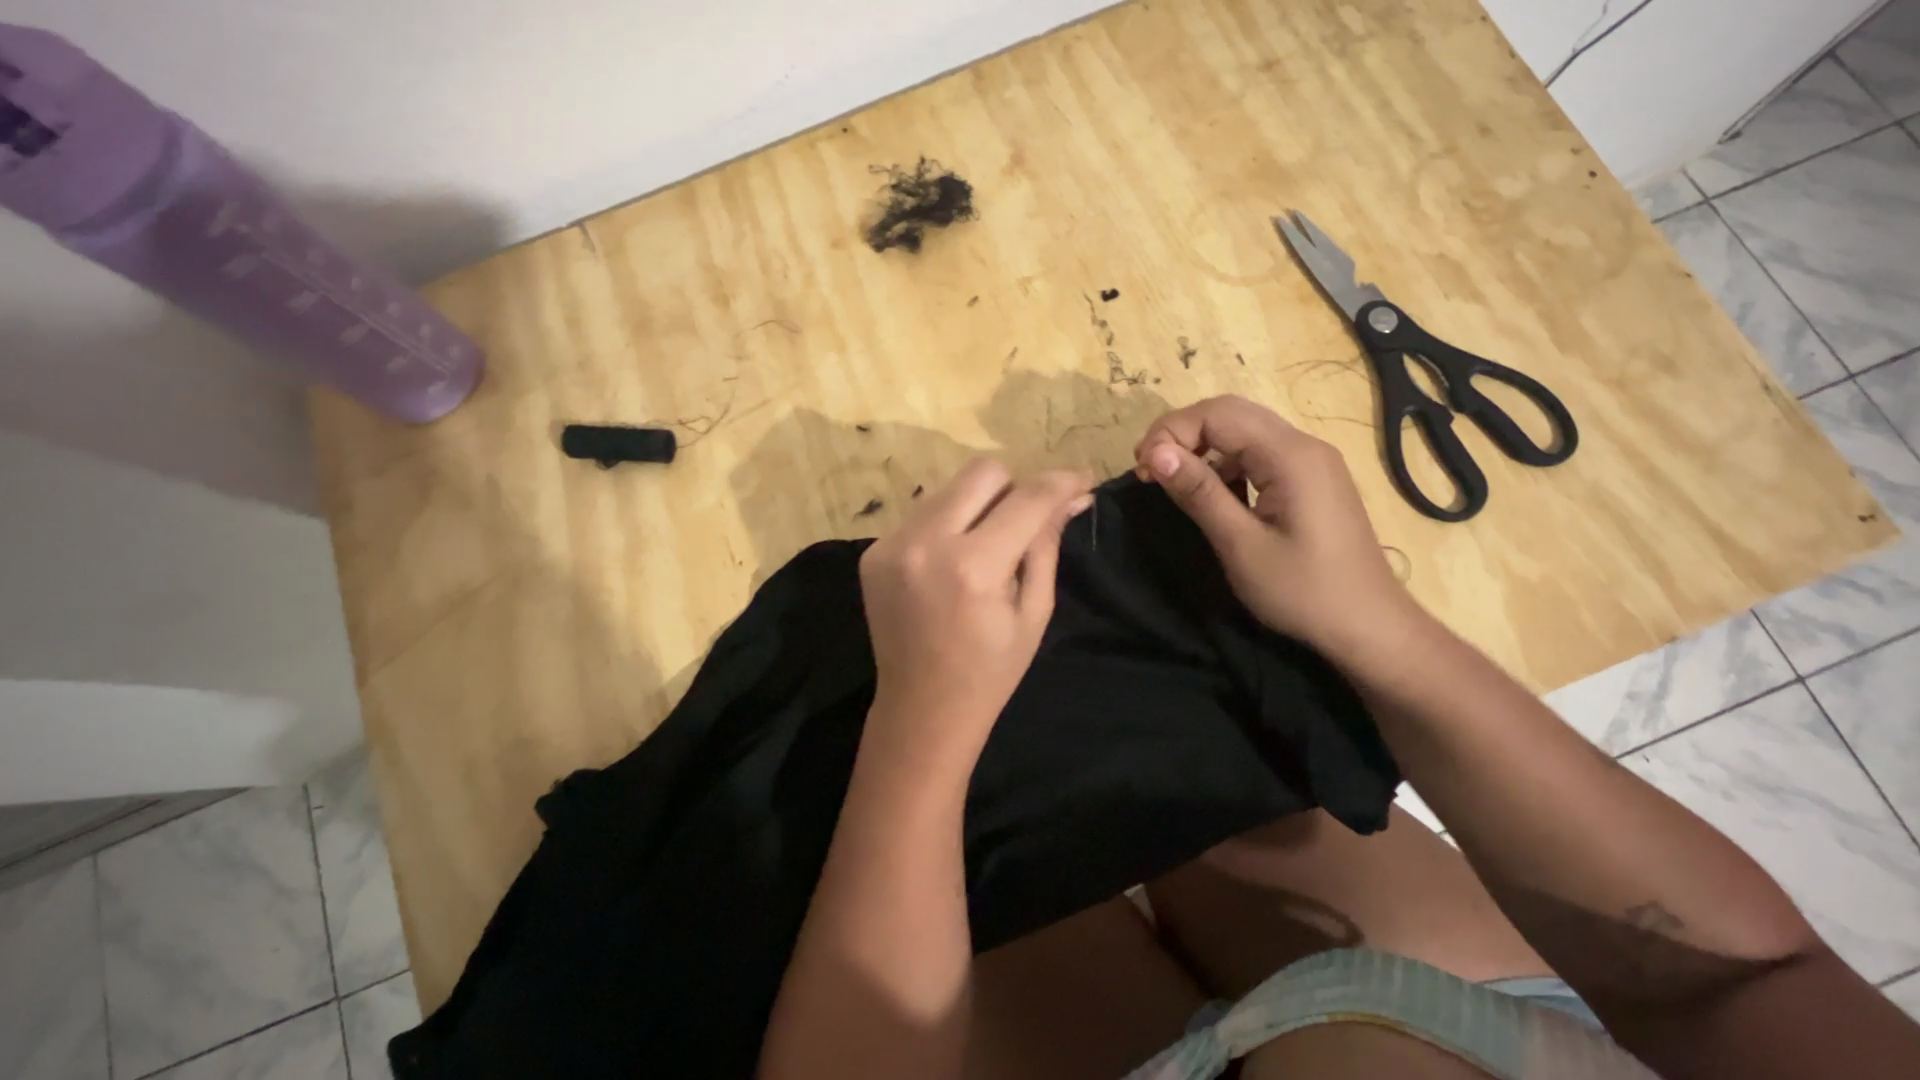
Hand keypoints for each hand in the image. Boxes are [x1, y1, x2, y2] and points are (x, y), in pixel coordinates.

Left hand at [859, 459, 1094, 770]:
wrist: (921, 709)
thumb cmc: (990, 671)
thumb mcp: (1033, 611)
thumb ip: (1046, 545)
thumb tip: (1071, 495)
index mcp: (973, 566)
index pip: (1027, 499)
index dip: (1061, 483)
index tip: (1082, 480)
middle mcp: (926, 543)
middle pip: (982, 472)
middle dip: (1014, 488)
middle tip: (1026, 522)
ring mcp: (892, 545)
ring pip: (948, 489)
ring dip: (977, 506)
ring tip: (986, 549)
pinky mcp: (873, 553)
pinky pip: (922, 515)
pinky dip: (946, 527)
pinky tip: (951, 566)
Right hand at [1134, 395, 1424, 666]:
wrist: (1368, 625)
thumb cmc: (1303, 591)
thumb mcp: (1241, 545)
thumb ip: (1199, 493)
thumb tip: (1156, 454)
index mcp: (1290, 455)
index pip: (1217, 414)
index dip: (1171, 433)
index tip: (1143, 471)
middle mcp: (1304, 445)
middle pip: (1231, 413)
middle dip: (1183, 433)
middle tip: (1149, 470)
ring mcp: (1312, 461)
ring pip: (1245, 431)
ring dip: (1204, 447)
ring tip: (1172, 482)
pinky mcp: (1312, 480)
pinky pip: (1261, 454)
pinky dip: (1228, 463)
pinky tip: (1212, 494)